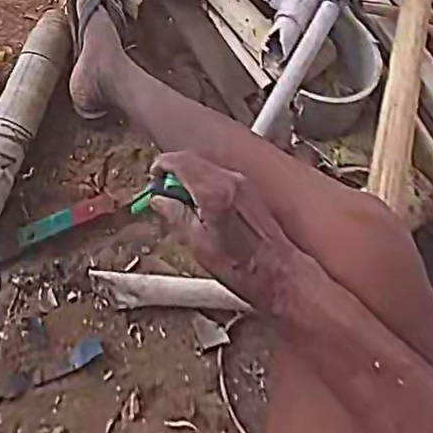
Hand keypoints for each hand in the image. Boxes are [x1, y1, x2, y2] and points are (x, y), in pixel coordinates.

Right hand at [147, 152, 299, 308]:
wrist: (279, 272)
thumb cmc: (239, 266)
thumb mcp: (198, 244)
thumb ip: (176, 215)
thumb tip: (158, 200)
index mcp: (214, 191)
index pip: (181, 161)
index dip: (162, 165)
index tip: (153, 178)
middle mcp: (230, 179)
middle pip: (193, 160)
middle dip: (174, 171)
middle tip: (164, 193)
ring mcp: (243, 181)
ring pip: (207, 167)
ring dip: (191, 177)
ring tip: (183, 204)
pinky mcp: (250, 189)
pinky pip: (221, 175)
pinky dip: (206, 183)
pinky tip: (203, 206)